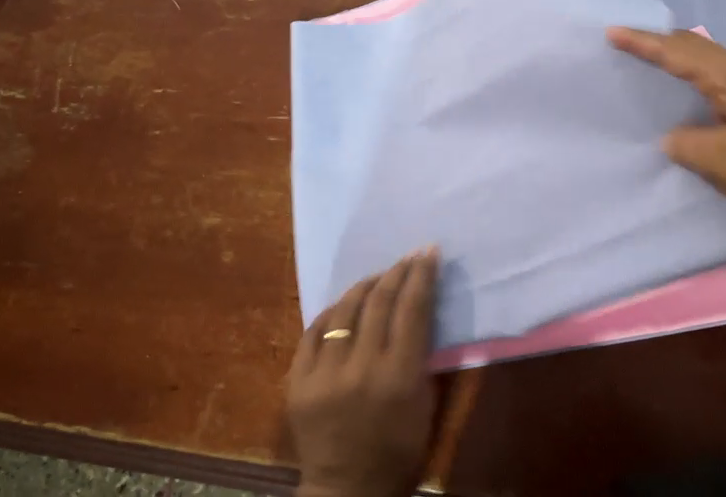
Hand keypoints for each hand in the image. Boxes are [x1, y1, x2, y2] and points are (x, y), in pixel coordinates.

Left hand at [287, 248, 439, 496]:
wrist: (347, 491)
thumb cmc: (399, 451)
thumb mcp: (424, 404)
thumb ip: (421, 355)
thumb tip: (421, 307)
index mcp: (398, 377)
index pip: (412, 310)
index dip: (422, 276)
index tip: (428, 252)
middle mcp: (360, 369)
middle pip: (379, 303)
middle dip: (396, 272)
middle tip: (408, 257)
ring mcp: (323, 374)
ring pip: (343, 311)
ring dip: (364, 287)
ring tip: (377, 277)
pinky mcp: (296, 382)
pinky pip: (313, 331)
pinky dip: (331, 314)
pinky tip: (343, 306)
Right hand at [607, 28, 725, 226]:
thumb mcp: (723, 162)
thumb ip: (687, 143)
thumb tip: (670, 137)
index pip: (678, 51)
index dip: (643, 42)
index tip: (610, 32)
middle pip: (695, 48)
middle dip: (658, 43)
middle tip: (623, 43)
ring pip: (709, 62)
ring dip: (678, 60)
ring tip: (647, 64)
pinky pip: (721, 80)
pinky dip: (695, 79)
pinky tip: (687, 95)